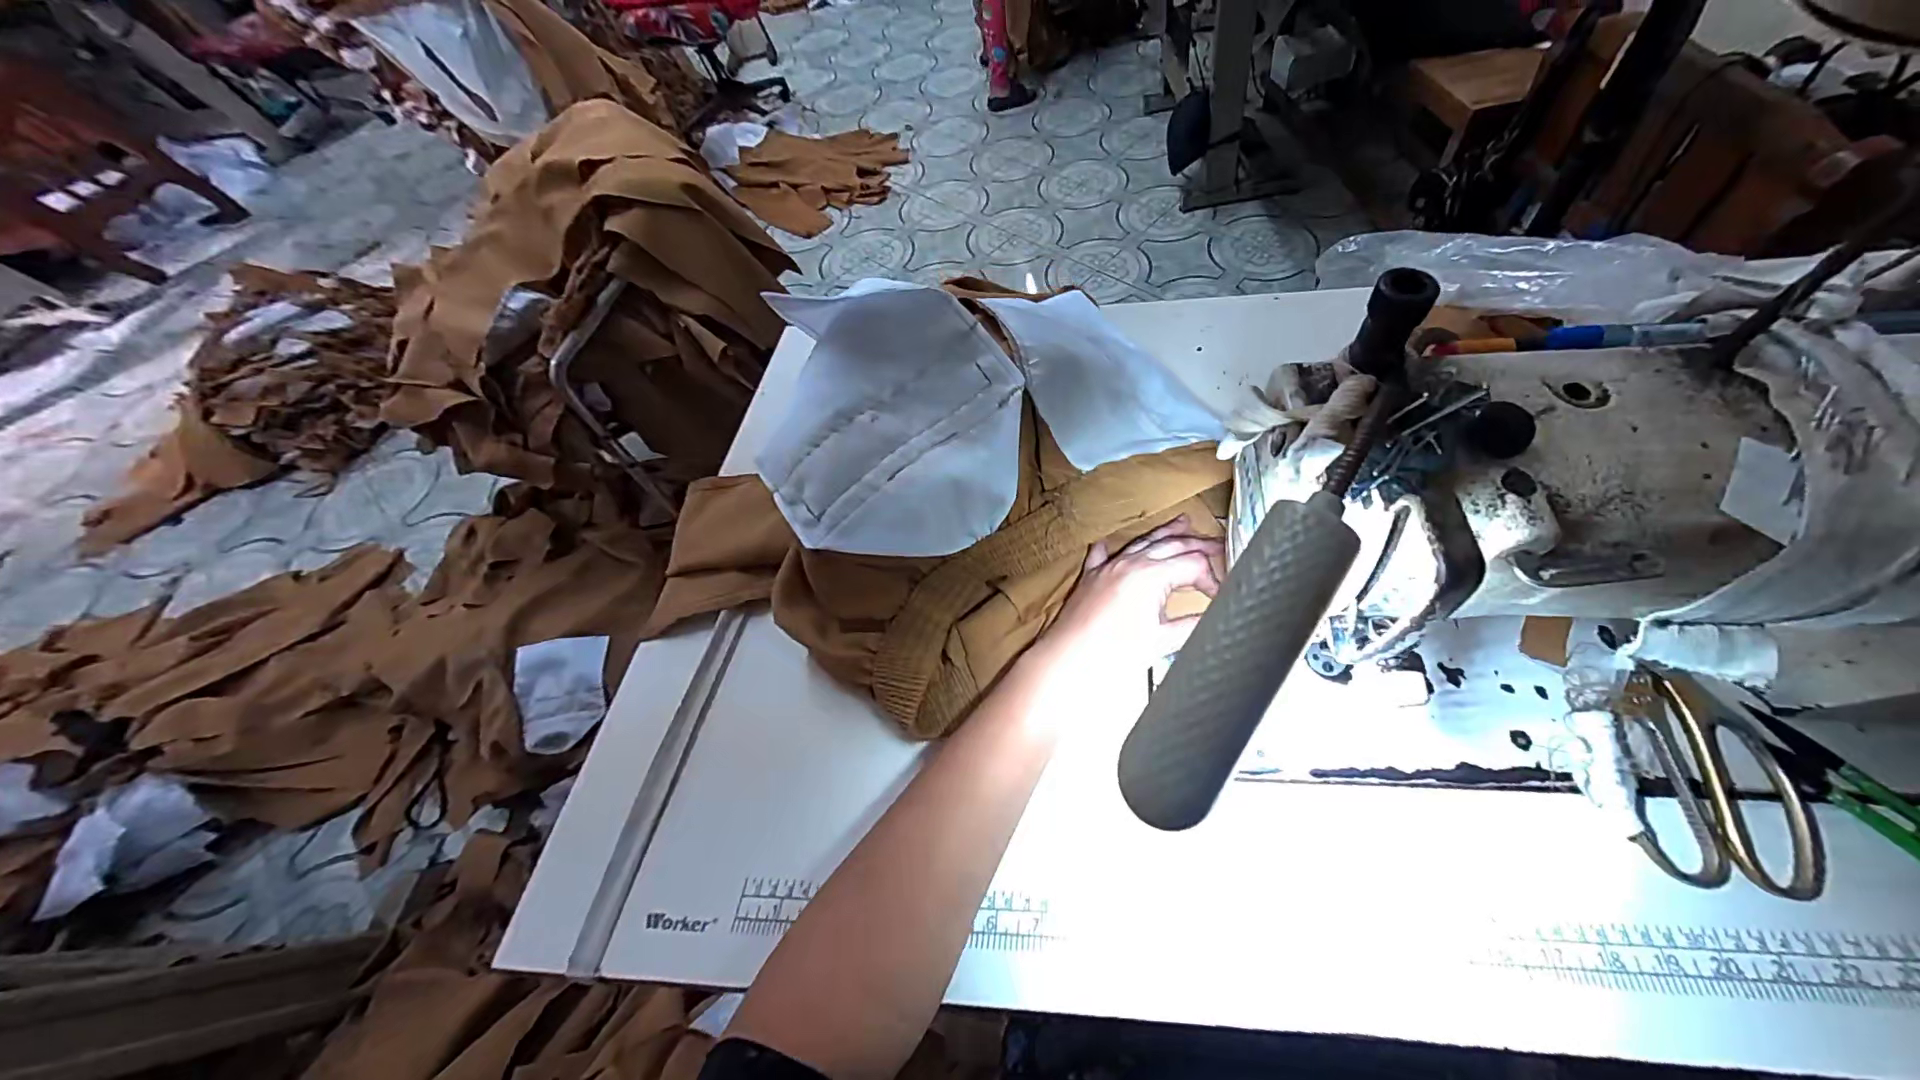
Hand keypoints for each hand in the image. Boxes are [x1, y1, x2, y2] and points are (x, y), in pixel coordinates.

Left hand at [1024, 516, 1223, 687]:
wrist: (1068, 657)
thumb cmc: (1110, 652)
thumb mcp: (1161, 642)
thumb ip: (1191, 627)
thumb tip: (1210, 619)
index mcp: (1150, 575)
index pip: (1194, 564)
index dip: (1212, 579)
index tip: (1217, 595)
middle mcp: (1129, 563)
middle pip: (1172, 544)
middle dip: (1198, 544)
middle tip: (1217, 544)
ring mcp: (1108, 567)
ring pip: (1142, 542)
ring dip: (1165, 533)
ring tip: (1182, 523)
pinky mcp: (1090, 578)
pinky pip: (1105, 555)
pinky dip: (1115, 549)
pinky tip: (1112, 544)